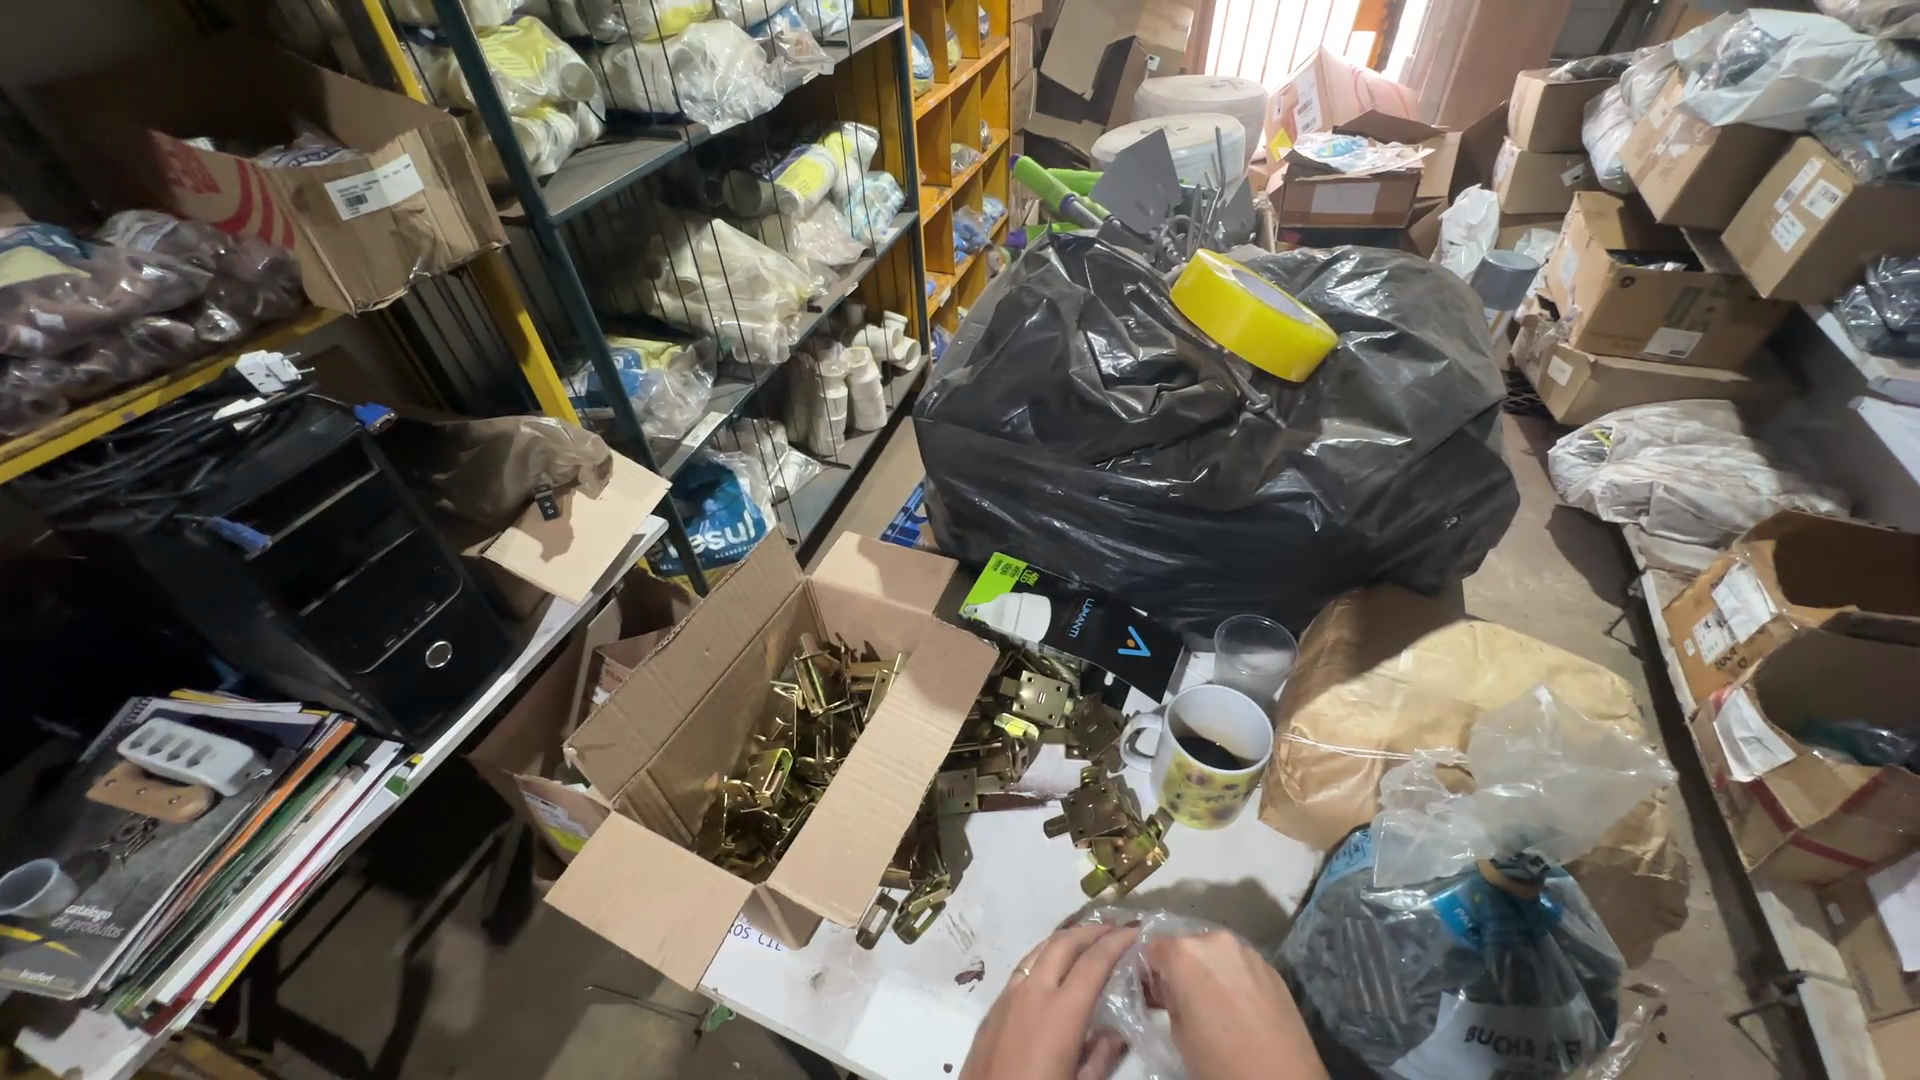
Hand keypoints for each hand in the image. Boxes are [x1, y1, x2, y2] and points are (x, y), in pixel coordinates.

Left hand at [962, 922, 1138, 1079]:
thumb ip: (1100, 1057)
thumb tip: (1116, 1034)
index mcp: (1061, 1012)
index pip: (1093, 964)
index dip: (1115, 943)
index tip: (1133, 932)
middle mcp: (1034, 992)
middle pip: (1063, 944)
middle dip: (1089, 931)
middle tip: (1112, 928)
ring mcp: (1009, 996)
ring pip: (1039, 950)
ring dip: (1064, 940)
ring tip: (1084, 939)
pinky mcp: (993, 1007)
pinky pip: (1023, 968)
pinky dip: (1043, 956)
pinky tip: (1050, 968)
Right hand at [1145, 931, 1327, 1079]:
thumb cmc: (1222, 1061)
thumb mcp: (1179, 1034)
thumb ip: (1170, 998)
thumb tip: (1172, 987)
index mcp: (1185, 954)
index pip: (1154, 947)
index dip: (1153, 969)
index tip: (1159, 991)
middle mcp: (1215, 941)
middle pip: (1187, 945)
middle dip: (1183, 967)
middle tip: (1189, 1001)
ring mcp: (1247, 951)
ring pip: (1216, 952)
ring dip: (1211, 970)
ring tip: (1220, 1004)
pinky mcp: (1271, 967)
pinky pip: (1241, 964)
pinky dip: (1235, 977)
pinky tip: (1242, 1007)